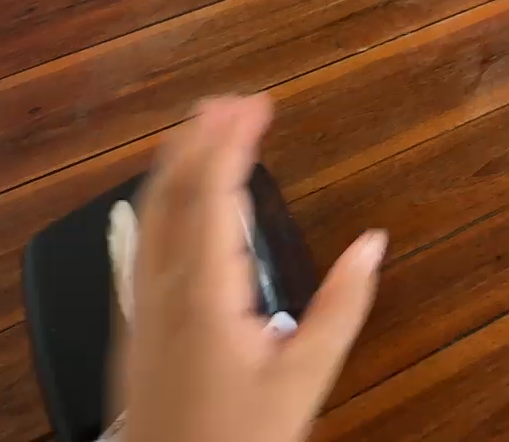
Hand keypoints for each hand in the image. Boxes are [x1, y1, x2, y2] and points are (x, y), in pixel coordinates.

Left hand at [125, 95, 385, 441]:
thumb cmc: (240, 438)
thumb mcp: (303, 381)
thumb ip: (341, 308)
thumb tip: (373, 241)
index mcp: (205, 297)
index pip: (213, 198)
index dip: (231, 143)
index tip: (256, 105)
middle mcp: (163, 292)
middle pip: (169, 195)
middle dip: (197, 140)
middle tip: (230, 101)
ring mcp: (140, 308)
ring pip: (146, 215)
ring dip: (173, 163)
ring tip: (199, 128)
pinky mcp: (135, 325)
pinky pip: (141, 240)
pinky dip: (159, 197)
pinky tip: (169, 194)